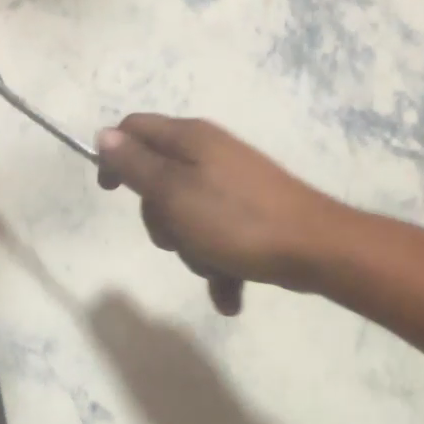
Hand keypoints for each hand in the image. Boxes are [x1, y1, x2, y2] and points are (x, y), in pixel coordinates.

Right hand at [96, 115, 354, 309]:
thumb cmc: (236, 220)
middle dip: (160, 218)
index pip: (133, 129)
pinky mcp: (250, 213)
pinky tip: (228, 293)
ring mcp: (232, 184)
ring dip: (190, 248)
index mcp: (189, 139)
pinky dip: (217, 264)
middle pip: (157, 180)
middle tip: (175, 237)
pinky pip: (216, 235)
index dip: (114, 157)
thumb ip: (135, 165)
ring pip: (185, 214)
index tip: (112, 193)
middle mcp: (209, 153)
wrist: (319, 249)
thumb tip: (105, 136)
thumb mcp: (172, 192)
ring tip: (212, 266)